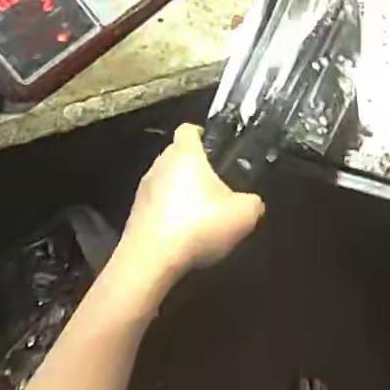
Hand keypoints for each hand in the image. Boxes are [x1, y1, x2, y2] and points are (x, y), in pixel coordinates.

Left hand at [113, 124, 263, 288]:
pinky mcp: (135, 212)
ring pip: (166, 179)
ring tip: (200, 214)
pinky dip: (169, 212)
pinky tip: (183, 233)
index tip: (216, 149)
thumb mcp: (243, 215)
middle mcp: (159, 164)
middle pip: (177, 154)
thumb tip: (253, 203)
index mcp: (184, 154)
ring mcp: (143, 188)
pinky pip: (156, 204)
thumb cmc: (197, 226)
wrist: (150, 260)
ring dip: (181, 191)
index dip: (203, 134)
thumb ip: (253, 203)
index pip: (188, 129)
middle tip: (217, 186)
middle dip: (195, 166)